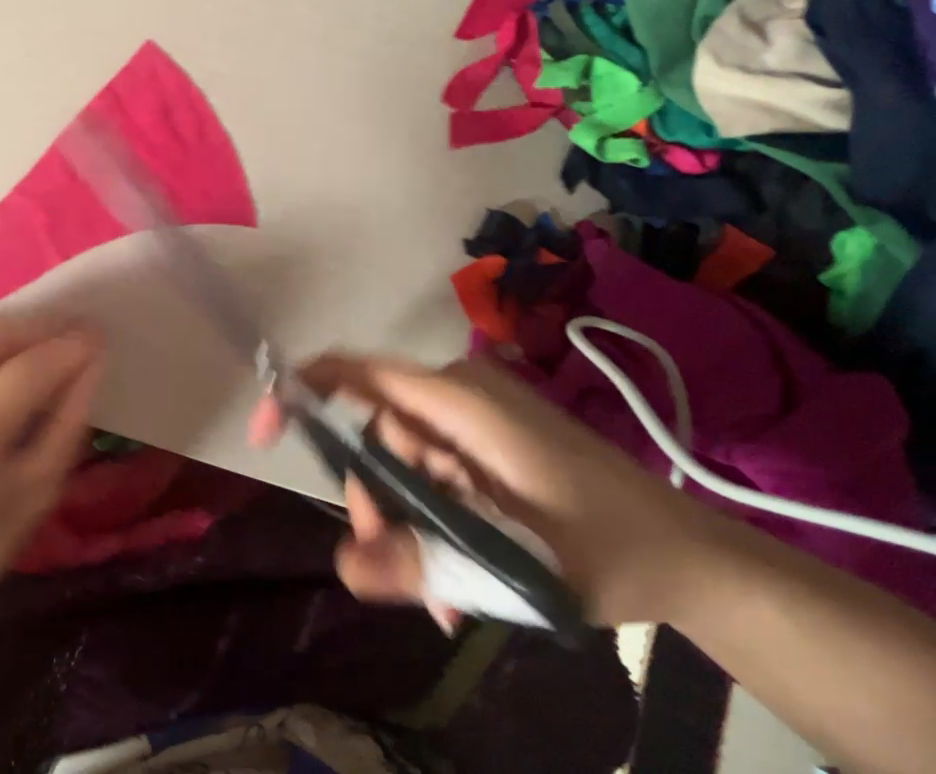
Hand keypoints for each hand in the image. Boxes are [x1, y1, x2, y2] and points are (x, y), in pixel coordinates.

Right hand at [254, 354, 717, 624]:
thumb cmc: (608, 551)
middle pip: (373, 436)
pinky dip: (433, 521)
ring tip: (441, 594)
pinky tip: (458, 577)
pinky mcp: (491, 443)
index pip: (354, 373)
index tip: (268, 434)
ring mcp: (476, 418)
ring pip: (401, 463)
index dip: (299, 393)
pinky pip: (433, 473)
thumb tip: (340, 566)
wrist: (700, 566)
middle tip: (395, 569)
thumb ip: (418, 563)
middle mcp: (459, 395)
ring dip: (408, 527)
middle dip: (376, 506)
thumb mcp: (509, 565)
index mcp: (459, 400)